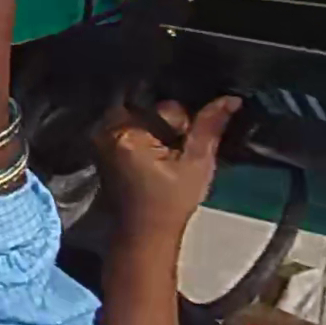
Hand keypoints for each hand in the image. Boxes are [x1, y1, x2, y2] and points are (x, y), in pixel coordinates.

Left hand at [93, 96, 240, 242]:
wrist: (143, 225)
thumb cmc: (172, 199)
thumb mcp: (197, 163)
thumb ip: (208, 128)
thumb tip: (228, 99)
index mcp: (126, 133)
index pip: (165, 108)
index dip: (183, 123)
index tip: (185, 144)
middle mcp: (105, 129)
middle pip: (144, 106)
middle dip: (164, 120)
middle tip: (176, 144)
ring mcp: (97, 136)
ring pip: (133, 114)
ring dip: (151, 125)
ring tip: (164, 149)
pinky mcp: (97, 143)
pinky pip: (121, 125)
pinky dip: (139, 132)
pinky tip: (152, 151)